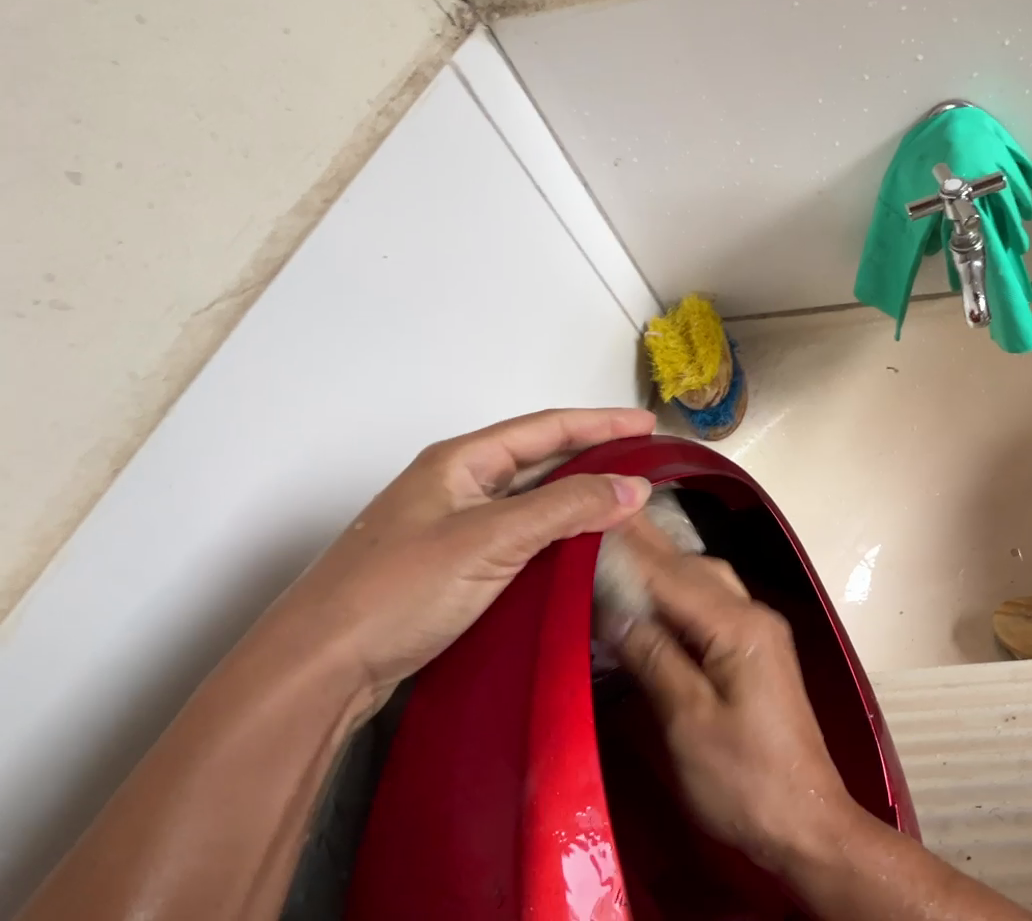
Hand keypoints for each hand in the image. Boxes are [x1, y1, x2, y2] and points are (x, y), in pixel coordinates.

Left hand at [274, 407, 657, 696]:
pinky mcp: (452, 566)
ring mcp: (452, 527)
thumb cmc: (400, 591)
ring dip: (579, 498)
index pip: (547, 427)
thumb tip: (637, 487)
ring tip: (627, 504)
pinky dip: (559, 534)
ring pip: (531, 500)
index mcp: (460, 462)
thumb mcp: (492, 540)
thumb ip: (568, 508)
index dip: (602, 423)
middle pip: (540, 459)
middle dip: (595, 457)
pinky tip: (584, 550)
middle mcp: (457, 485)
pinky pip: (521, 535)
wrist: (317, 670)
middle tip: (647, 465)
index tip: (651, 426)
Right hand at [596, 518, 861, 873]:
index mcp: (740, 627)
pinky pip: (714, 610)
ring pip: (708, 586)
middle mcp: (755, 618)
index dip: (632, 550)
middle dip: (650, 548)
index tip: (596, 517)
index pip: (675, 576)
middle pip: (696, 571)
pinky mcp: (756, 657)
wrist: (802, 818)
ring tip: (622, 551)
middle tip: (604, 521)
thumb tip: (617, 612)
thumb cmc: (743, 778)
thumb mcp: (687, 721)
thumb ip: (654, 658)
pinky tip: (655, 602)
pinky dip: (680, 597)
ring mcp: (759, 636)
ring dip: (666, 568)